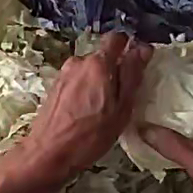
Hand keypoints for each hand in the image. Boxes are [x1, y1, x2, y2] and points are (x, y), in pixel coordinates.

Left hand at [17, 32, 152, 184]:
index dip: (129, 47)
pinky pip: (77, 80)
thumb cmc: (90, 135)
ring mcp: (64, 73)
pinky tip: (86, 112)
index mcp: (98, 63)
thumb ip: (132, 75)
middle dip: (114, 70)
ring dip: (98, 82)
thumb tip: (143, 48)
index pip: (117, 39)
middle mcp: (79, 62)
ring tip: (102, 108)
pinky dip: (85, 90)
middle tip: (121, 96)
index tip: (136, 64)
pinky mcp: (55, 86)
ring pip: (90, 70)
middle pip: (103, 56)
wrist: (48, 153)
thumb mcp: (122, 108)